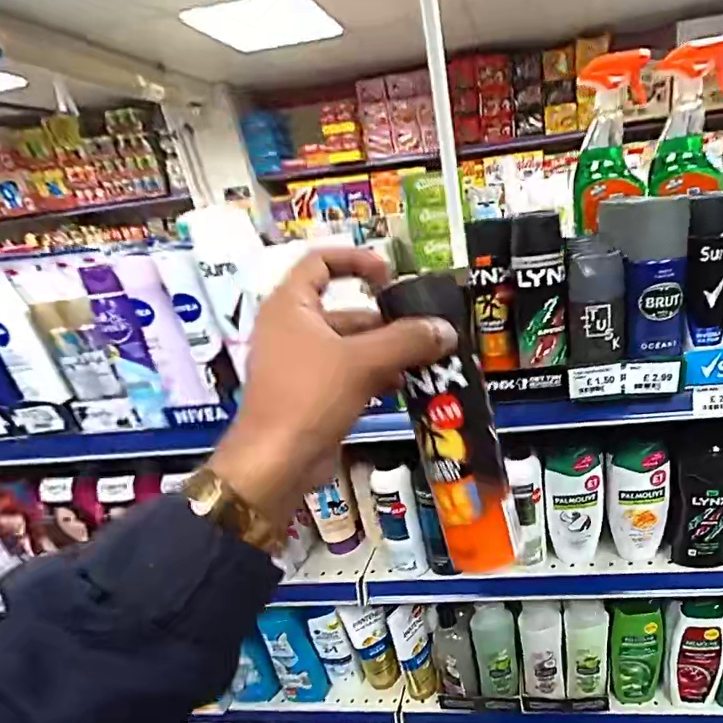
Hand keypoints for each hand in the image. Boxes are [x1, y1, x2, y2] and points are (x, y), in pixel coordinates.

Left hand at [207, 247, 455, 518]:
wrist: (277, 462)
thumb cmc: (309, 397)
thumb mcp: (362, 362)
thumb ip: (407, 340)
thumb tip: (445, 330)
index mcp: (291, 306)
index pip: (321, 262)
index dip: (356, 260)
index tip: (391, 274)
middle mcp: (293, 329)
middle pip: (347, 312)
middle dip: (388, 321)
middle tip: (426, 331)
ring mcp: (302, 365)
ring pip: (353, 347)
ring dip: (388, 353)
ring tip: (424, 361)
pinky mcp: (314, 395)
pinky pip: (351, 375)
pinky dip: (377, 376)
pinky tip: (404, 386)